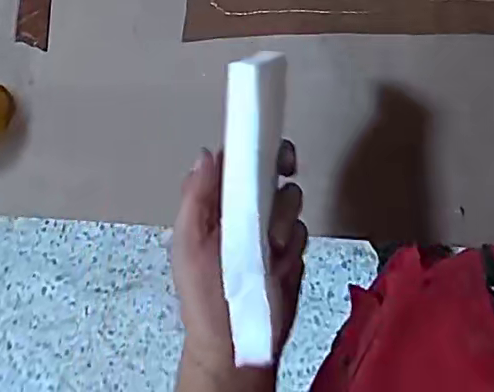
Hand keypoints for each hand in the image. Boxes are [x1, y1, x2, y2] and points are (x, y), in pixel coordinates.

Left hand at [171, 141, 306, 387]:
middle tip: (279, 186)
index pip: (237, 159)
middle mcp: (244, 208)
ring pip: (290, 199)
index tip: (263, 144)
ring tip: (269, 245)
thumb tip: (204, 155)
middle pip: (270, 171)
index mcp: (217, 200)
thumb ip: (195, 196)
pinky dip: (294, 245)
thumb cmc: (205, 298)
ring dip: (284, 219)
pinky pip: (303, 230)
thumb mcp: (190, 243)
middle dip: (278, 176)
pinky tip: (279, 263)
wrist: (236, 349)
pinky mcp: (290, 249)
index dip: (252, 147)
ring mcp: (269, 227)